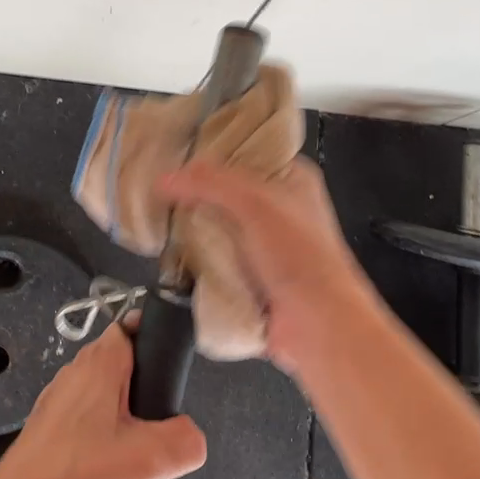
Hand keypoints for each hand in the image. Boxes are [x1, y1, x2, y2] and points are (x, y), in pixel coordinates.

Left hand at [0, 317, 206, 478]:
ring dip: (133, 441)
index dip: (157, 342)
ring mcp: (59, 408)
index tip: (173, 376)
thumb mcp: (150, 461)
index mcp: (99, 365)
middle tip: (163, 444)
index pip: (132, 327)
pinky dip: (109, 458)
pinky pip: (92, 437)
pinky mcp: (49, 439)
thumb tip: (190, 436)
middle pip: (128, 376)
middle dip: (151, 409)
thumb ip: (186, 440)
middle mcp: (75, 377)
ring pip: (112, 412)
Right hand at [156, 158, 374, 368]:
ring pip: (216, 226)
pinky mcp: (249, 275)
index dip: (210, 153)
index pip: (243, 152)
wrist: (319, 327)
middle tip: (160, 190)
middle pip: (224, 192)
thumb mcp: (256, 204)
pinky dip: (197, 259)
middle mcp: (278, 208)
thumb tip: (165, 178)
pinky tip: (175, 253)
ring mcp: (263, 245)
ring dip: (192, 229)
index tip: (175, 155)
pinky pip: (214, 258)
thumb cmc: (301, 258)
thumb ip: (209, 183)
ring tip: (161, 221)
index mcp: (291, 179)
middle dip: (194, 194)